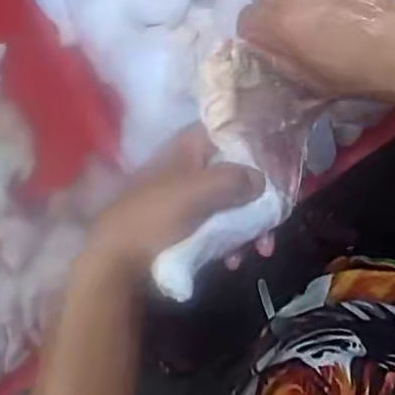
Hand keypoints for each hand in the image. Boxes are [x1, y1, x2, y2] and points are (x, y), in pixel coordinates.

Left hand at [83, 126, 261, 283]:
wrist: (116, 260)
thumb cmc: (154, 217)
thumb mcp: (195, 193)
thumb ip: (231, 179)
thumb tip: (261, 177)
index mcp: (187, 147)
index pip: (228, 132)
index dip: (255, 147)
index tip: (279, 172)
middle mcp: (187, 165)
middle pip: (234, 172)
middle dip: (257, 201)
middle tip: (271, 231)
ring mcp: (184, 195)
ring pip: (228, 202)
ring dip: (246, 227)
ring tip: (257, 252)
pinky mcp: (182, 223)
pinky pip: (215, 225)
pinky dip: (228, 241)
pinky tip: (233, 262)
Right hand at [237, 0, 394, 102]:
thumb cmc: (369, 73)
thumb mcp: (316, 82)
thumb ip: (279, 60)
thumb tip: (263, 46)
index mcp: (278, 23)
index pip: (245, 20)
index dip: (257, 35)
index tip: (274, 45)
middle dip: (269, 9)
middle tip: (291, 26)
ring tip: (307, 5)